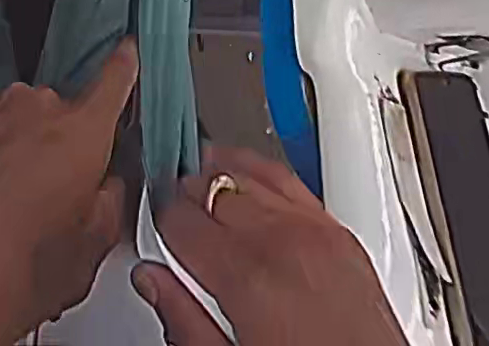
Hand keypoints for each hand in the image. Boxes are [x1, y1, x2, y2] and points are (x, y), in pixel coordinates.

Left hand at [0, 39, 137, 343]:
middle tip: (64, 193)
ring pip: (35, 121)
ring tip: (23, 202)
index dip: (126, 63)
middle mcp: (45, 106)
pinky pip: (5, 127)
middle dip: (72, 145)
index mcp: (85, 128)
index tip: (129, 51)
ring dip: (35, 148)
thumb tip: (108, 188)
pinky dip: (6, 150)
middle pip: (73, 114)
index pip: (116, 77)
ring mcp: (5, 109)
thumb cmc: (14, 262)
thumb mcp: (90, 248)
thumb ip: (112, 201)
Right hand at [132, 147, 408, 345]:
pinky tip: (244, 168)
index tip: (155, 221)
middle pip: (212, 191)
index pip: (183, 222)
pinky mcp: (338, 230)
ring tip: (198, 175)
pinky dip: (258, 168)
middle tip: (173, 206)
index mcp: (248, 280)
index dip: (161, 217)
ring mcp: (313, 231)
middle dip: (187, 196)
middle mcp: (280, 243)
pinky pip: (288, 179)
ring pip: (247, 174)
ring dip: (218, 174)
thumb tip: (150, 278)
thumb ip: (185, 321)